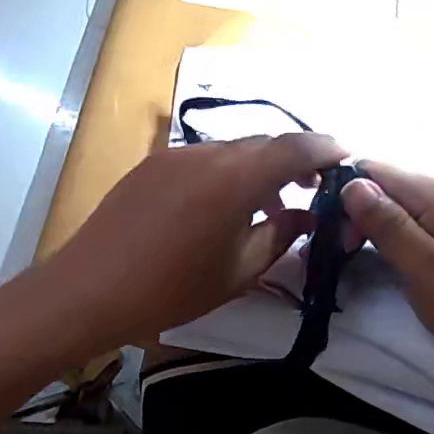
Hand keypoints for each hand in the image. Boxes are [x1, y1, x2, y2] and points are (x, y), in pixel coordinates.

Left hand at [39, 133, 347, 345]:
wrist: (89, 289)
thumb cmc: (170, 289)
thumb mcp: (237, 271)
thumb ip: (278, 236)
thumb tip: (306, 216)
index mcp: (233, 179)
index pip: (293, 148)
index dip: (324, 149)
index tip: (345, 157)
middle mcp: (205, 154)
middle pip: (261, 144)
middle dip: (292, 160)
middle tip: (310, 188)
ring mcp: (172, 155)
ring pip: (230, 151)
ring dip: (256, 169)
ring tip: (266, 206)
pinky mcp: (150, 165)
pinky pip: (201, 159)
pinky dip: (224, 173)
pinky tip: (221, 206)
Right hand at [340, 160, 433, 378]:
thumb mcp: (432, 275)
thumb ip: (392, 228)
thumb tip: (352, 184)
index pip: (371, 169)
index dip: (341, 194)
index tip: (328, 233)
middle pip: (380, 183)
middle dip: (350, 212)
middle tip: (333, 255)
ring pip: (392, 202)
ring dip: (366, 225)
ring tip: (346, 258)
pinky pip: (409, 218)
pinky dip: (386, 234)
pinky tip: (379, 258)